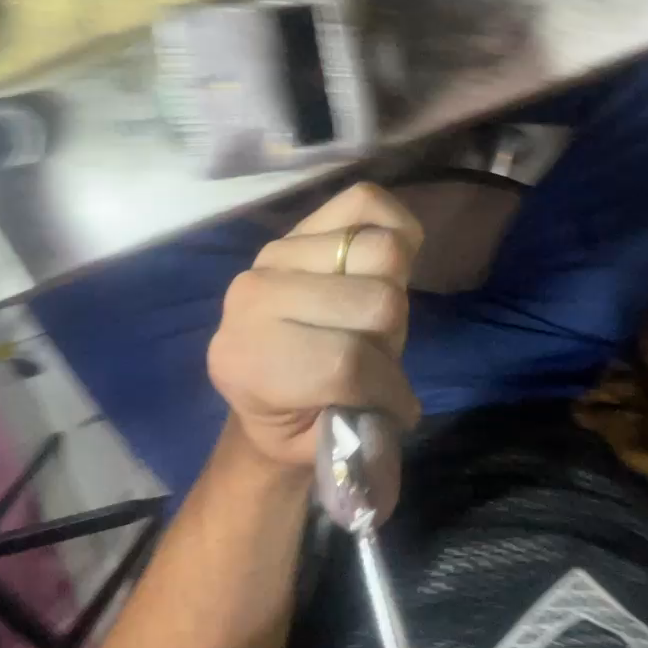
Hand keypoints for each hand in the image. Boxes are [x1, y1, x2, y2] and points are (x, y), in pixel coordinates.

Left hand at [207, 183, 424, 467]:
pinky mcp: (300, 224)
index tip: (397, 407)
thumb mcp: (320, 446)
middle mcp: (252, 295)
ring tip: (373, 317)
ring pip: (382, 251)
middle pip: (378, 301)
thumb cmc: (293, 419)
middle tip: (377, 360)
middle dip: (391, 339)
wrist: (256, 382)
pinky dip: (396, 227)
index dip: (388, 389)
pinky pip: (367, 201)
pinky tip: (386, 267)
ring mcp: (276, 251)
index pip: (347, 362)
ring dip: (394, 290)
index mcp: (247, 361)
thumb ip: (358, 426)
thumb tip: (401, 405)